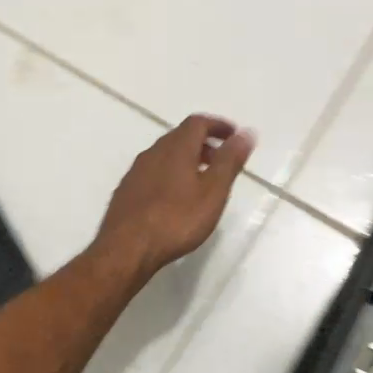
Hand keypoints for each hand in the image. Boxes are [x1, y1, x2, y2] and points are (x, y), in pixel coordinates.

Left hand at [91, 114, 253, 279]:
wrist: (127, 249)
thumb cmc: (176, 220)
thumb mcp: (213, 192)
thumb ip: (229, 161)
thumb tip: (246, 133)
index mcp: (176, 148)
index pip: (198, 123)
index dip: (218, 125)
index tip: (234, 136)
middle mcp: (152, 153)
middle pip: (180, 137)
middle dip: (203, 143)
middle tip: (220, 160)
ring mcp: (135, 172)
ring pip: (164, 156)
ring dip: (185, 160)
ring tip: (200, 181)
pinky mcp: (126, 191)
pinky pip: (152, 173)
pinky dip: (169, 175)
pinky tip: (174, 199)